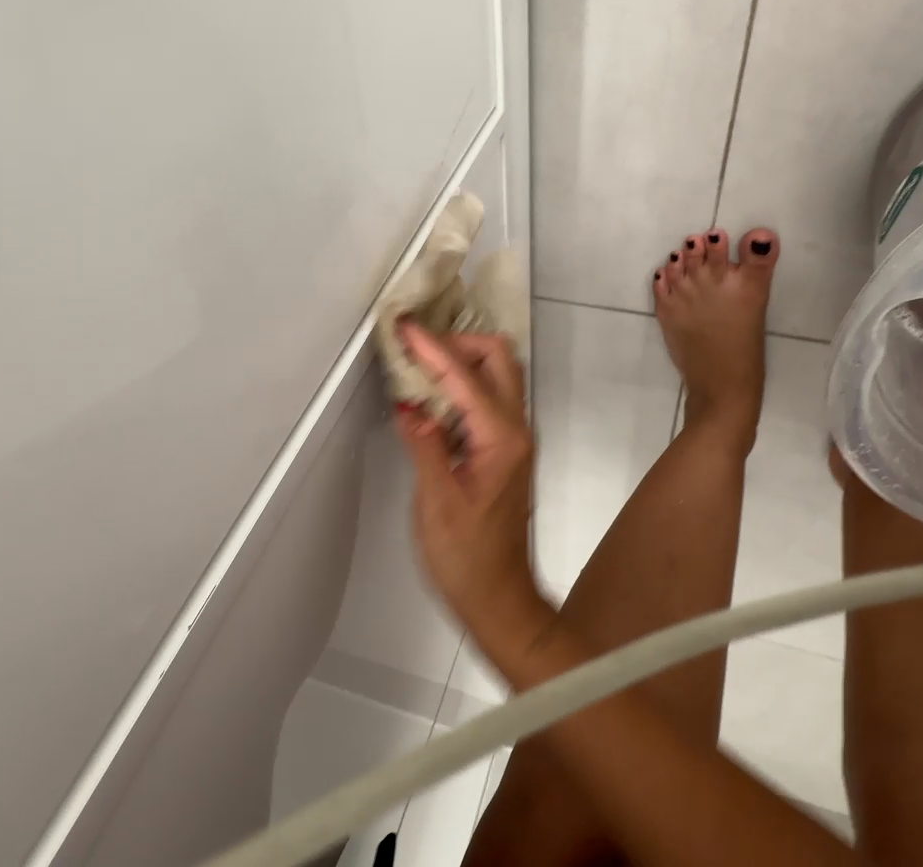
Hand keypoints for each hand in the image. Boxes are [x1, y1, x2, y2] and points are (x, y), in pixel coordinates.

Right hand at [392, 321, 547, 629]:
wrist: (499, 596)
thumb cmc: (466, 558)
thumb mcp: (436, 501)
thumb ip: (424, 445)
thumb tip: (409, 405)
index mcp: (502, 439)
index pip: (465, 376)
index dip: (432, 348)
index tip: (405, 326)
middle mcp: (517, 431)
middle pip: (499, 360)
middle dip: (458, 343)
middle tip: (414, 348)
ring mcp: (515, 441)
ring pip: (498, 377)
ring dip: (462, 361)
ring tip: (418, 366)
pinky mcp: (505, 452)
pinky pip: (488, 401)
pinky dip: (463, 387)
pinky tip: (432, 399)